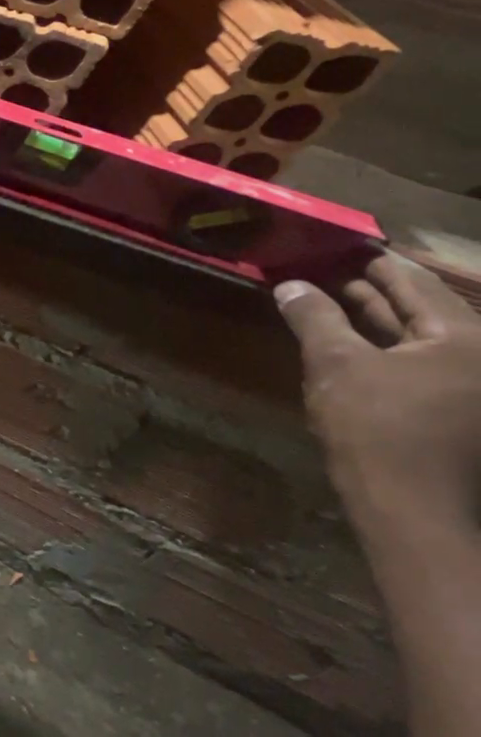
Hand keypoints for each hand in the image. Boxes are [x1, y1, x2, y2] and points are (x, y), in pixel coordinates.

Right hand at [275, 254, 480, 521]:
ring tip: (340, 303)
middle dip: (378, 292)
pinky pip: (427, 366)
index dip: (377, 263)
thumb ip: (315, 318)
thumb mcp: (336, 364)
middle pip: (426, 311)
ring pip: (426, 340)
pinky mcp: (463, 415)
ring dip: (381, 321)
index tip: (349, 247)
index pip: (415, 284)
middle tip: (337, 271)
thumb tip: (292, 284)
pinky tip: (360, 347)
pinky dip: (391, 350)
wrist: (416, 506)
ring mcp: (474, 388)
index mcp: (466, 338)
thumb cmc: (378, 426)